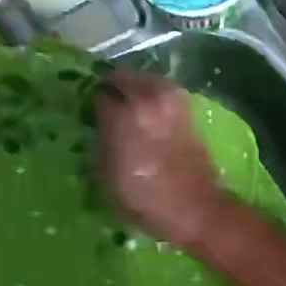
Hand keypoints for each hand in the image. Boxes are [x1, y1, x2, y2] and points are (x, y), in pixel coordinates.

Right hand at [94, 70, 230, 246]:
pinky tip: (151, 105)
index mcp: (120, 119)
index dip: (92, 103)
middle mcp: (145, 103)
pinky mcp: (188, 110)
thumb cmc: (145, 200)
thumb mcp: (107, 179)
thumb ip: (101, 146)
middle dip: (112, 84)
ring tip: (129, 96)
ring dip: (136, 83)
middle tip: (107, 96)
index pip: (98, 97)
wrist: (195, 208)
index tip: (90, 111)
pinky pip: (166, 90)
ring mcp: (170, 103)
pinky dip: (156, 92)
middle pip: (123, 77)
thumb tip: (101, 130)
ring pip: (147, 78)